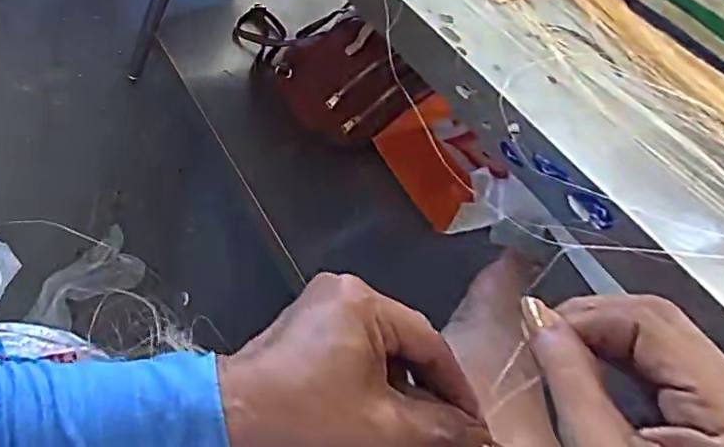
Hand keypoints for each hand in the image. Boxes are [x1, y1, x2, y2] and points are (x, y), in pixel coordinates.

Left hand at [220, 273, 489, 446]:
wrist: (243, 409)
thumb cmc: (313, 413)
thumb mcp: (392, 427)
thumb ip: (447, 427)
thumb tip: (479, 433)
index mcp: (359, 300)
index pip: (432, 343)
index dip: (461, 393)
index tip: (480, 436)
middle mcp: (338, 292)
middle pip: (408, 342)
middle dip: (434, 392)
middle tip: (456, 438)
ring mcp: (319, 306)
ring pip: (385, 349)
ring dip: (407, 390)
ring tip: (422, 432)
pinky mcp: (308, 326)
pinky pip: (358, 349)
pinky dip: (379, 382)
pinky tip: (387, 417)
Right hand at [525, 295, 723, 446]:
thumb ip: (570, 377)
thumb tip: (535, 313)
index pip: (647, 320)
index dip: (580, 316)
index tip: (537, 333)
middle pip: (661, 320)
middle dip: (590, 320)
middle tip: (548, 342)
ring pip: (666, 340)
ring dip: (605, 338)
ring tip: (567, 362)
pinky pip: (675, 369)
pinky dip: (627, 362)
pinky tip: (601, 384)